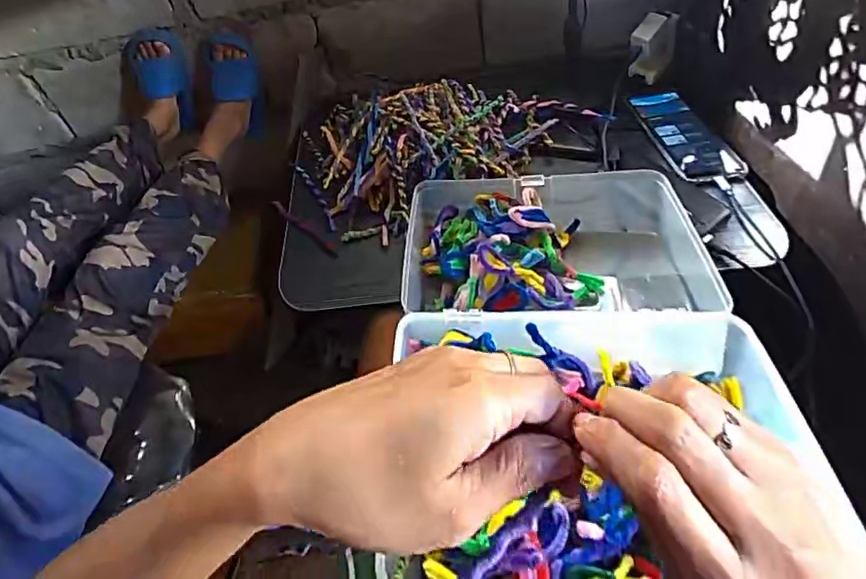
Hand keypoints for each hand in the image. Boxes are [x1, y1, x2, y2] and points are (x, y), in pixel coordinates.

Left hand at [231, 344, 577, 552]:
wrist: (295, 455)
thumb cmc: (373, 492)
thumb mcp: (454, 508)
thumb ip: (518, 475)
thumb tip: (562, 455)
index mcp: (480, 391)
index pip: (554, 392)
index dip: (570, 432)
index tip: (567, 477)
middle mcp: (462, 360)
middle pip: (530, 375)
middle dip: (547, 420)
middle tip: (538, 476)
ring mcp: (434, 357)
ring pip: (501, 371)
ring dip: (516, 411)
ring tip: (502, 466)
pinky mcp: (413, 364)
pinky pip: (470, 373)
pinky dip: (486, 402)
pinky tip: (467, 443)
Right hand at [574, 374, 865, 578]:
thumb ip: (650, 516)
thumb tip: (600, 450)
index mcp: (728, 572)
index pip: (657, 482)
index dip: (611, 444)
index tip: (585, 431)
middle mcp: (760, 522)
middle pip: (676, 433)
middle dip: (624, 407)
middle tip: (602, 408)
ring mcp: (783, 482)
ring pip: (702, 404)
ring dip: (652, 391)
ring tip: (636, 404)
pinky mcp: (796, 454)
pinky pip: (728, 407)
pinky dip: (688, 400)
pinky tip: (675, 412)